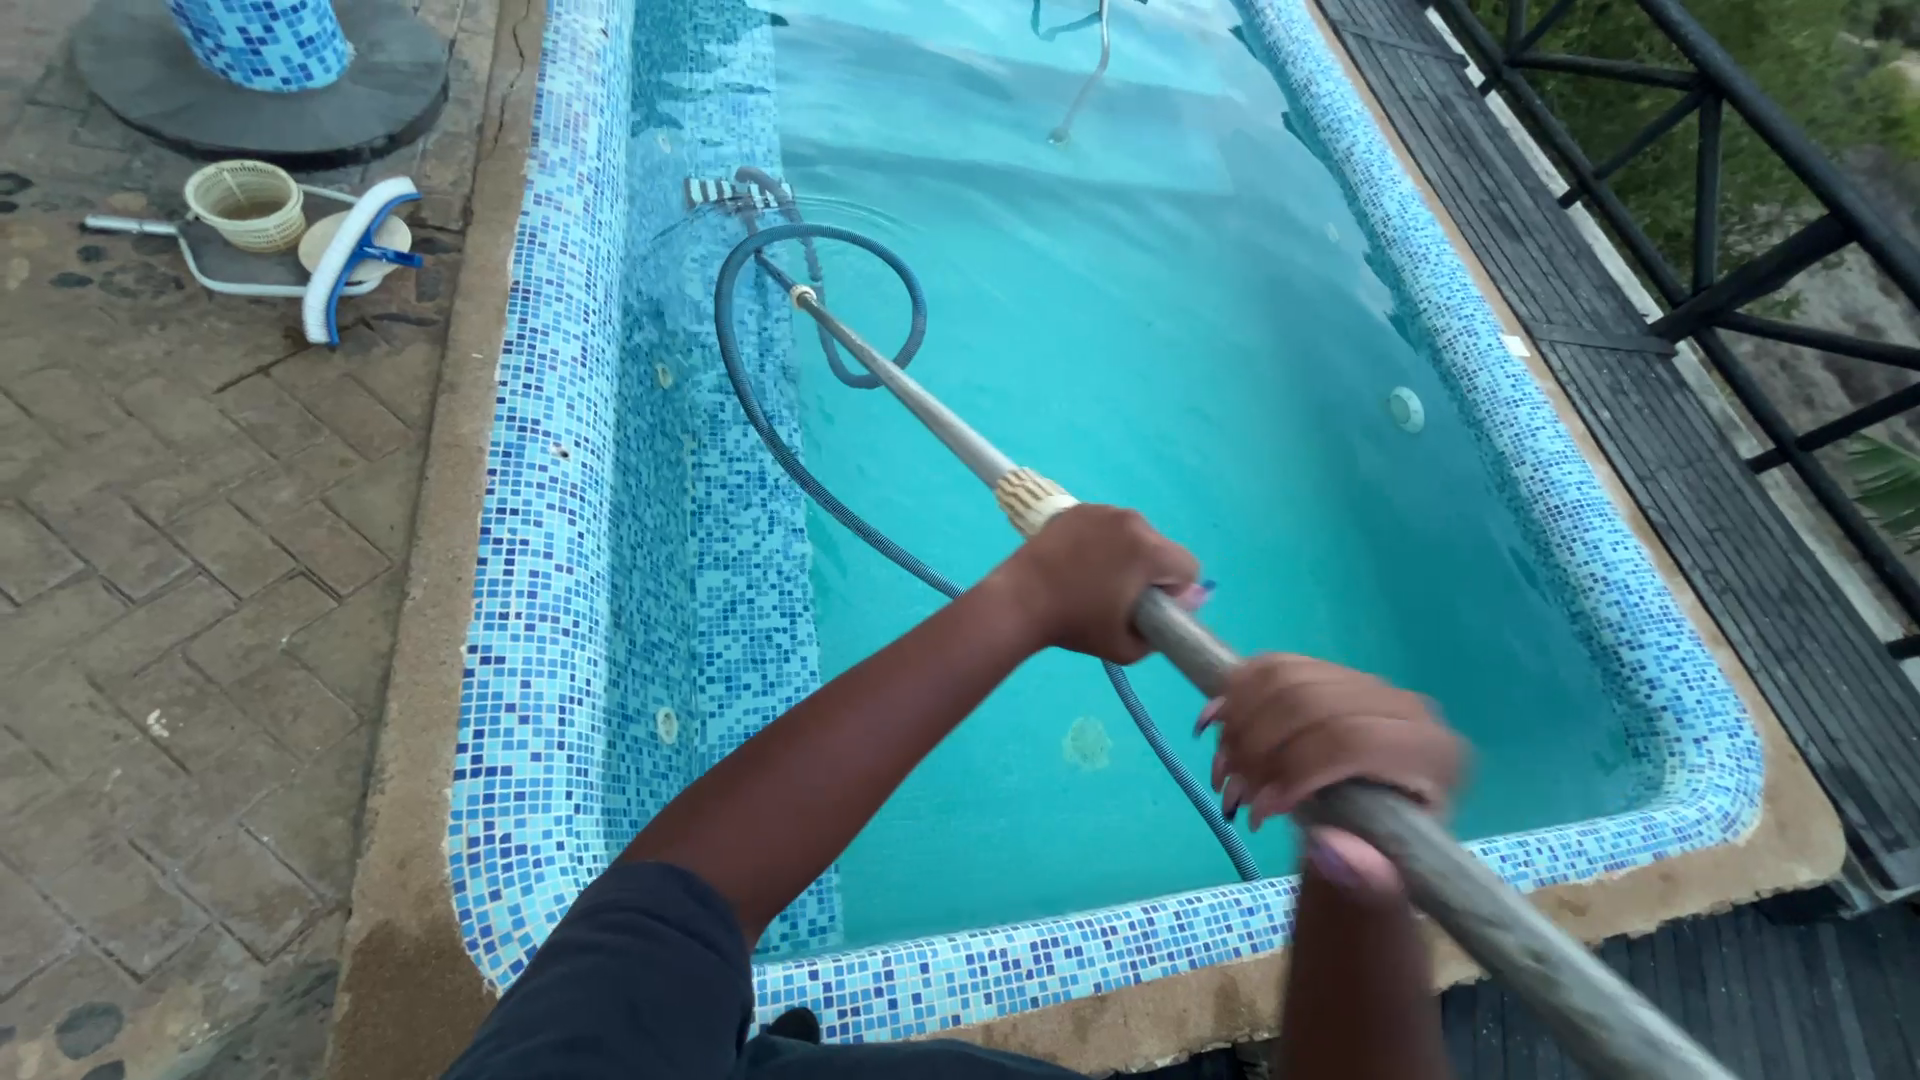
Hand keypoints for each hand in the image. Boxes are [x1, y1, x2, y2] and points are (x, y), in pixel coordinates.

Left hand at [987, 504, 1200, 663]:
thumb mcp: (1127, 647)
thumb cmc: (1075, 625)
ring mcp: (1102, 510)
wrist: (1020, 601)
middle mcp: (1132, 520)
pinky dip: (1102, 541)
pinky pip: (1107, 526)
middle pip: (1161, 548)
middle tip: (1119, 594)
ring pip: (1134, 534)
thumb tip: (1186, 601)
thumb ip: (1166, 630)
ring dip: (1127, 554)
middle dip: (1151, 571)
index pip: (1188, 567)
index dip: (1176, 592)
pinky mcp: (1077, 509)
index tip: (1148, 607)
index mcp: (1149, 550)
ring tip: (1095, 577)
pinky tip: (1079, 561)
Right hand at [1199, 655, 1461, 898]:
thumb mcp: (1385, 881)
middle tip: (1231, 791)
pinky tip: (1216, 724)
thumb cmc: (1384, 858)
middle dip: (1256, 748)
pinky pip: (1272, 664)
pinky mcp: (1329, 671)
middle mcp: (1402, 705)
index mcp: (1430, 752)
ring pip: (1284, 679)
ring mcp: (1362, 682)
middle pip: (1308, 704)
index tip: (1260, 810)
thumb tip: (1329, 848)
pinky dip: (1234, 692)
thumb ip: (1367, 878)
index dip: (1295, 769)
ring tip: (1223, 768)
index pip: (1350, 740)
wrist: (1381, 830)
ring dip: (1238, 722)